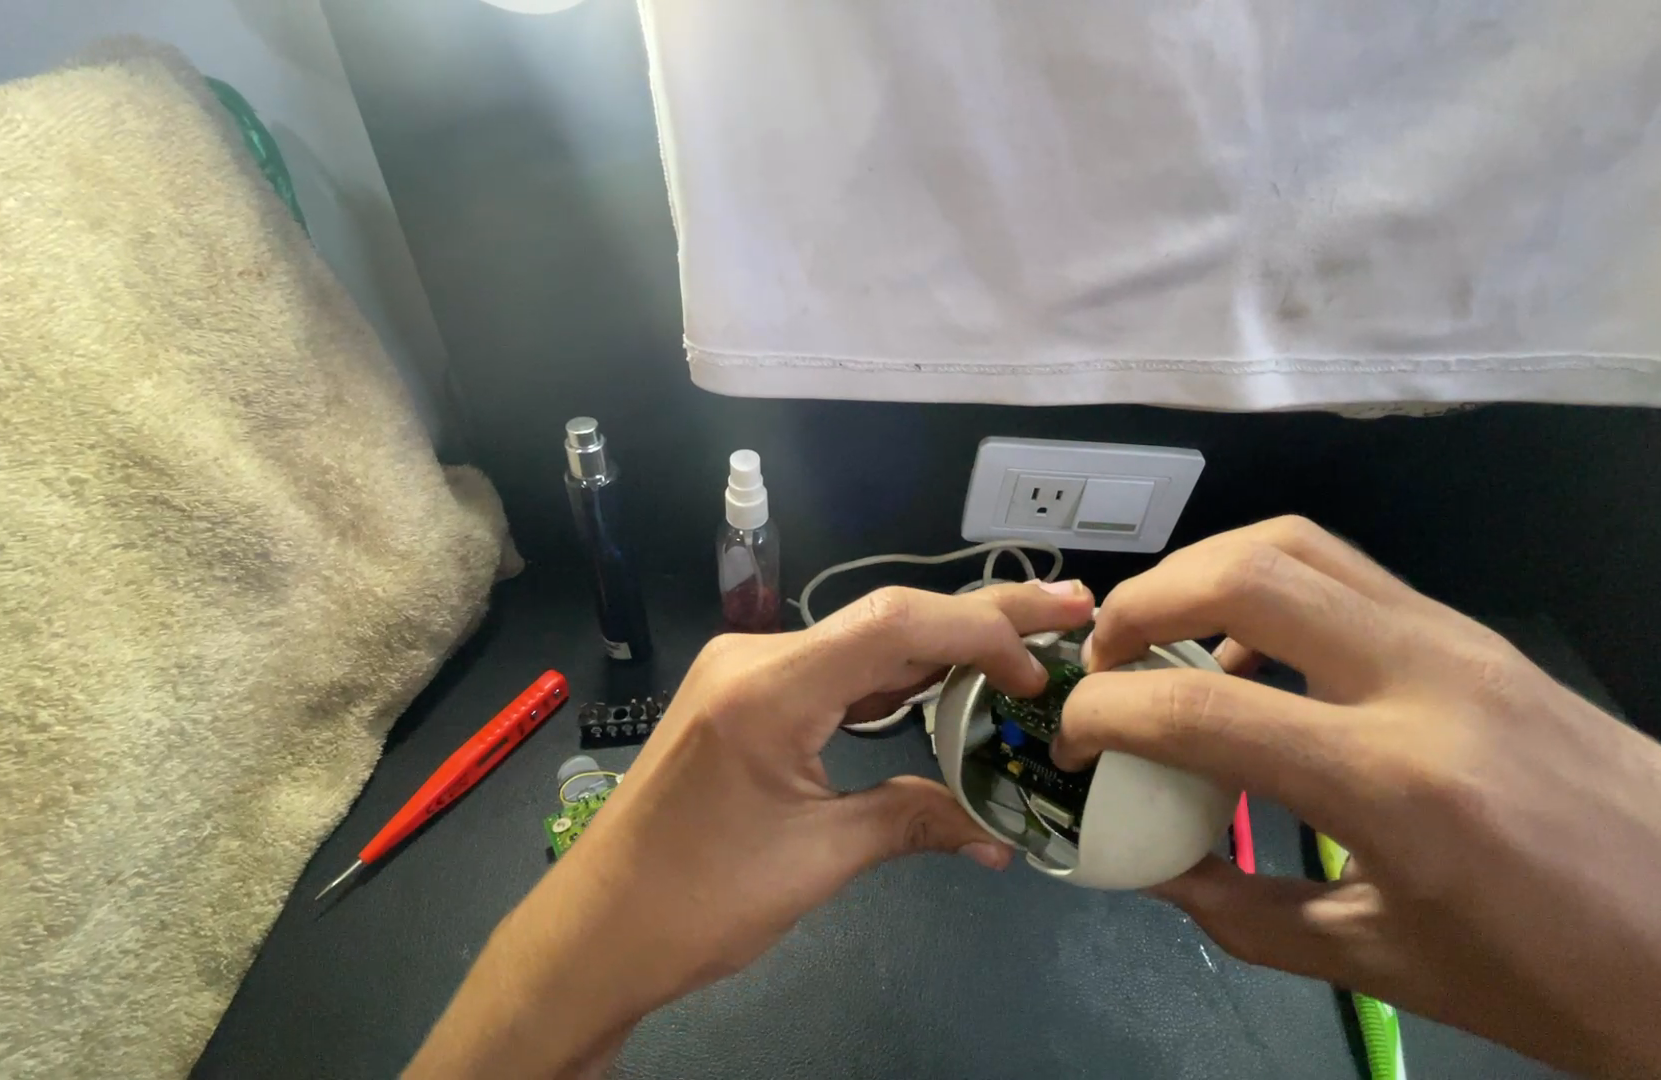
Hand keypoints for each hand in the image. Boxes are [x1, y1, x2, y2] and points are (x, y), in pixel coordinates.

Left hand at [407, 581, 1095, 1078]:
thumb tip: (999, 837)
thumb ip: (912, 821)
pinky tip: (949, 678)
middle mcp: (759, 655)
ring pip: (865, 640)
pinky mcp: (750, 691)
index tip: (1039, 666)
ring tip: (1025, 640)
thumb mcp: (817, 862)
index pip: (894, 626)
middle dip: (980, 616)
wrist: (594, 930)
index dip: (979, 632)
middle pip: (887, 618)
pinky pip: (837, 669)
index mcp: (768, 686)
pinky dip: (897, 675)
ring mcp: (750, 669)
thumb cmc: (695, 902)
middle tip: (1066, 604)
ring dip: (943, 644)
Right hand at [1054, 516, 1660, 1078]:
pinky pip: (1341, 572)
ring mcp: (1456, 639)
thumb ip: (1245, 912)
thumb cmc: (1584, 990)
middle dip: (1141, 605)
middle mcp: (1422, 679)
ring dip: (1200, 574)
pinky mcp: (1474, 633)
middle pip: (1242, 575)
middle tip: (1105, 659)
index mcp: (1396, 783)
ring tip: (1164, 633)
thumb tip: (1158, 870)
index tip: (1069, 735)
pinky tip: (1255, 655)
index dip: (1104, 713)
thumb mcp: (1390, 968)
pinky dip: (1264, 588)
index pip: (1198, 710)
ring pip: (1293, 545)